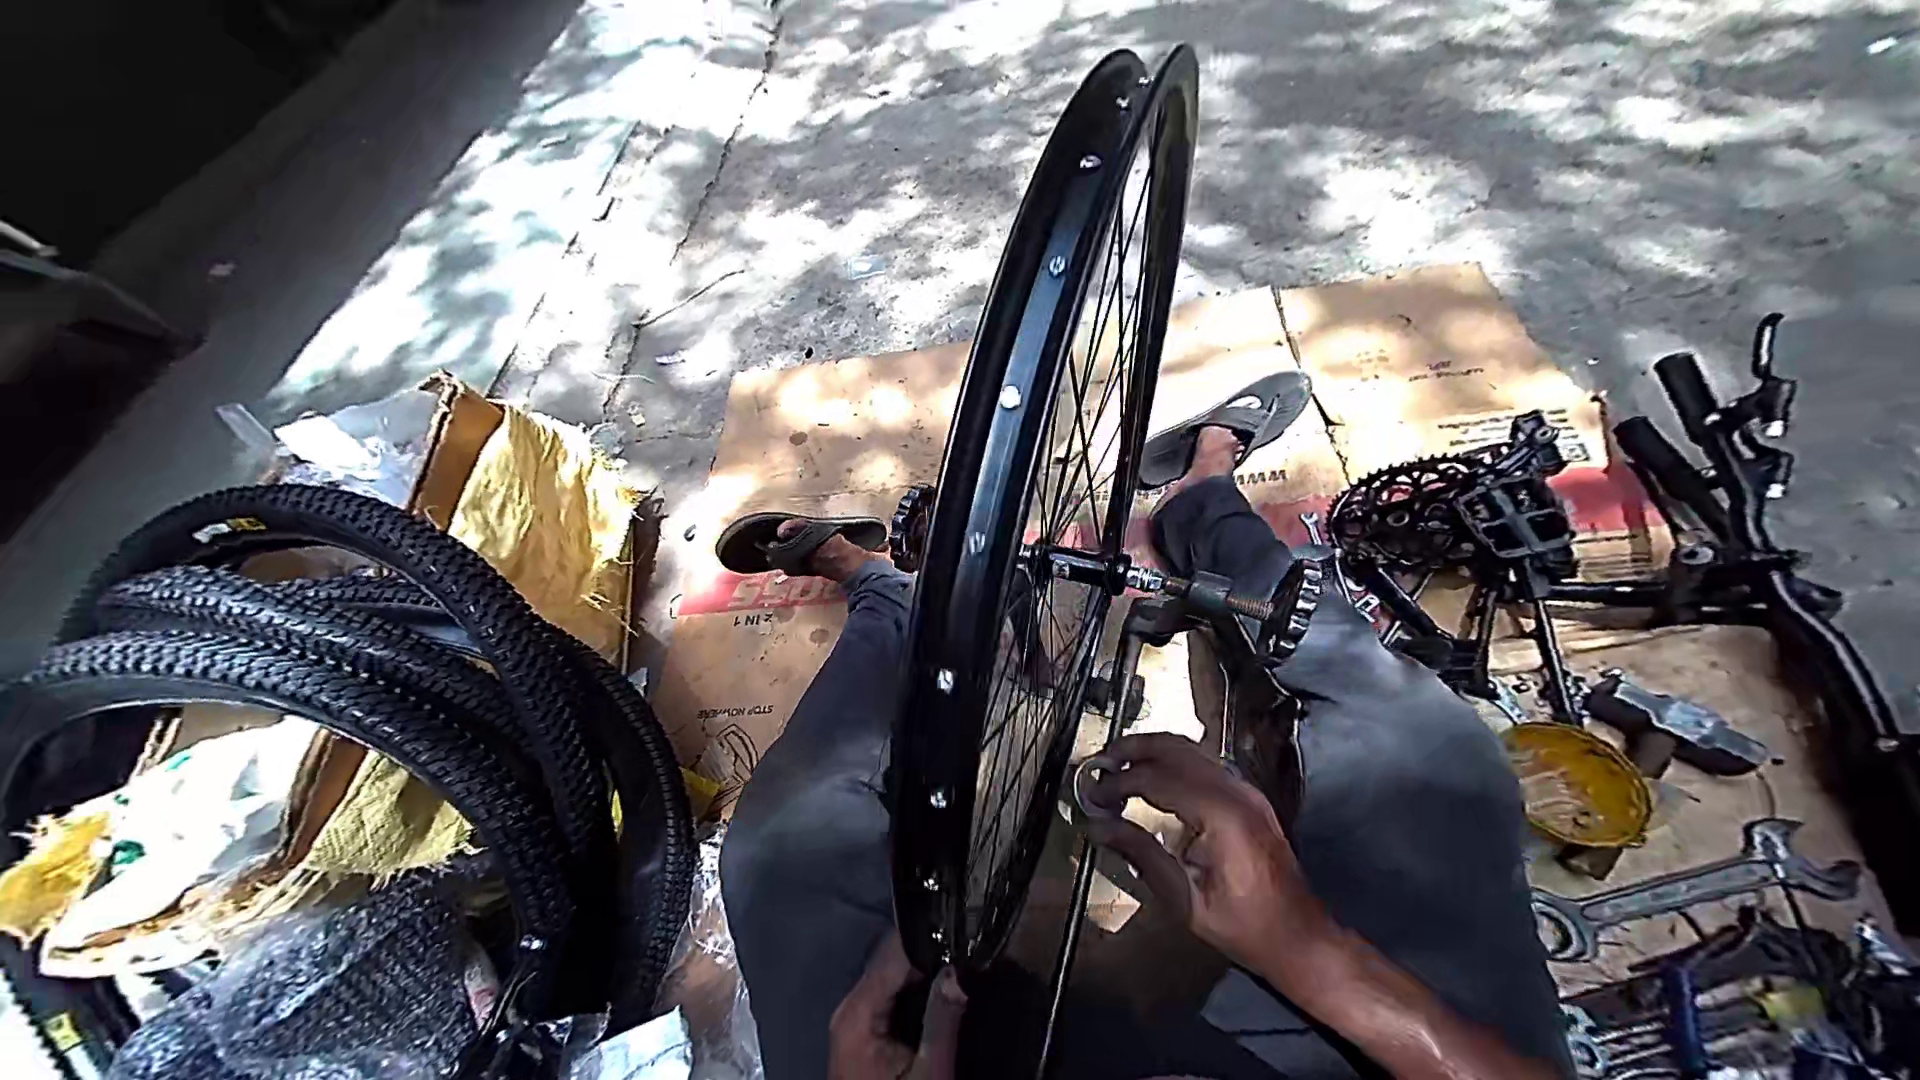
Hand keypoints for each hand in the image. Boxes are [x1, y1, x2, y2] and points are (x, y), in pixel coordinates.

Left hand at [828, 930, 966, 1079]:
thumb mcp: (929, 1076)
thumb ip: (942, 1019)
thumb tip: (959, 969)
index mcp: (857, 1013)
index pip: (893, 954)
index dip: (926, 938)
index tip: (960, 926)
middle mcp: (849, 1006)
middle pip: (890, 959)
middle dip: (927, 950)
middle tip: (965, 943)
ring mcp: (853, 1016)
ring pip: (891, 972)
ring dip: (923, 965)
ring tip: (958, 956)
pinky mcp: (862, 1028)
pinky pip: (890, 990)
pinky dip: (914, 983)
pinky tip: (939, 982)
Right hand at [1084, 733, 1333, 977]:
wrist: (1303, 938)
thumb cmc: (1248, 928)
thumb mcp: (1186, 900)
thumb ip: (1141, 855)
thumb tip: (1098, 827)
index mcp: (1222, 815)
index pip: (1158, 779)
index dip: (1120, 782)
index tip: (1094, 793)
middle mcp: (1235, 791)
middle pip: (1173, 749)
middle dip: (1131, 749)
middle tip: (1100, 763)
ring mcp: (1244, 789)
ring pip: (1188, 747)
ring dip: (1150, 750)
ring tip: (1119, 764)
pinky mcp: (1246, 794)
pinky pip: (1201, 760)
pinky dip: (1170, 759)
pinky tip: (1152, 775)